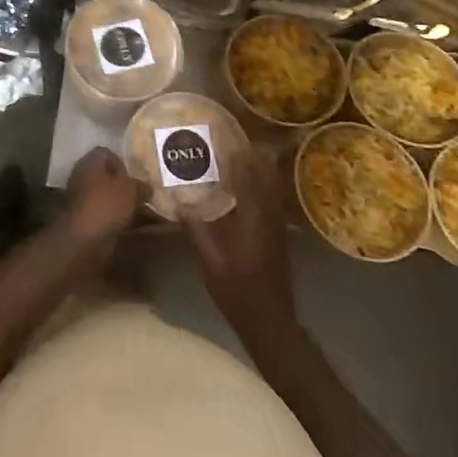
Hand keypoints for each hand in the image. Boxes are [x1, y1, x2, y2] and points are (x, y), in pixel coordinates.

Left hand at [64, 147, 142, 244]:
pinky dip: (119, 217)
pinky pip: (106, 212)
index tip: (134, 175)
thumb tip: (146, 189)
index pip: (105, 153)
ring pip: (108, 195)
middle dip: (125, 184)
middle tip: (142, 192)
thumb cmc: (108, 203)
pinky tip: (135, 224)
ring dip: (124, 202)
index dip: (121, 162)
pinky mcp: (86, 218)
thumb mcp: (131, 190)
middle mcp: (82, 177)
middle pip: (107, 175)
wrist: (85, 237)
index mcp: (89, 163)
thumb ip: (140, 186)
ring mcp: (82, 199)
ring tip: (144, 209)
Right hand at [182, 153, 294, 327]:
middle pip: (265, 175)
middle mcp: (269, 214)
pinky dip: (259, 186)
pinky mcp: (277, 234)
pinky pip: (270, 199)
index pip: (247, 176)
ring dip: (257, 169)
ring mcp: (276, 224)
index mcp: (252, 216)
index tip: (224, 138)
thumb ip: (195, 228)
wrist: (268, 317)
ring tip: (238, 157)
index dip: (237, 155)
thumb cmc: (236, 289)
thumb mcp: (209, 260)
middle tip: (231, 141)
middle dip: (251, 156)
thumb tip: (179, 201)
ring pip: (270, 186)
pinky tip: (244, 189)